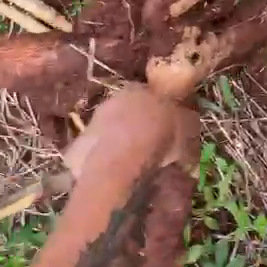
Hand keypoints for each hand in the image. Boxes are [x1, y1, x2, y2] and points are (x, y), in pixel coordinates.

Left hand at [61, 82, 199, 185]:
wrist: (118, 165)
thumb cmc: (158, 136)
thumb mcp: (187, 125)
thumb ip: (188, 121)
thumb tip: (190, 123)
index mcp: (137, 88)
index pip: (149, 92)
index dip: (159, 109)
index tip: (168, 125)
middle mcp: (111, 101)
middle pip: (127, 112)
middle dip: (138, 126)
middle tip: (153, 146)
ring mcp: (91, 126)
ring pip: (111, 133)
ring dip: (120, 145)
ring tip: (136, 166)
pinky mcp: (75, 153)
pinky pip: (96, 156)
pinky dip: (106, 164)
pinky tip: (118, 177)